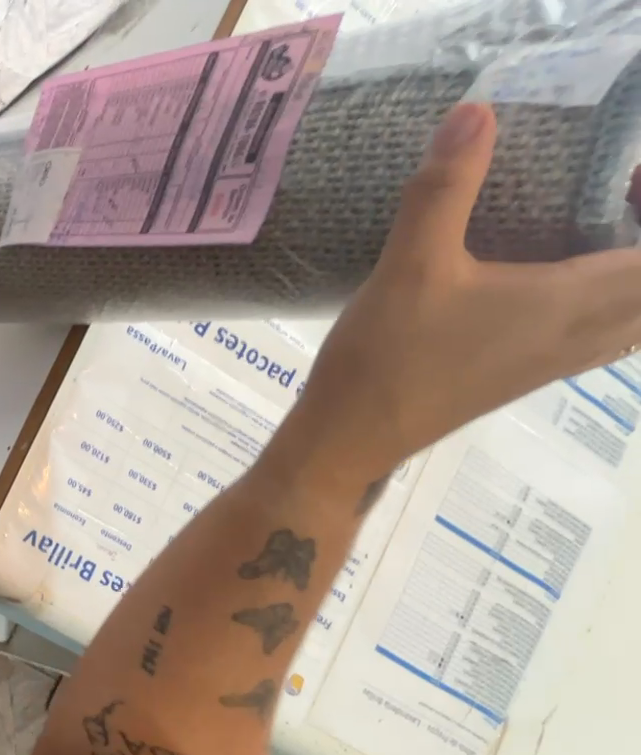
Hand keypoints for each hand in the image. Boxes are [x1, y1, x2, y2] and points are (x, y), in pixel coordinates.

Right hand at [276, 103, 640, 487]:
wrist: (346, 438)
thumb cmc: (386, 358)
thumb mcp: (407, 269)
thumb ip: (442, 193)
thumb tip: (475, 112)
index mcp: (583, 298)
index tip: (618, 178)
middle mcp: (591, 329)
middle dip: (629, 236)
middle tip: (601, 203)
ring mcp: (559, 358)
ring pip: (636, 310)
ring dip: (625, 277)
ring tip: (588, 237)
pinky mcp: (526, 374)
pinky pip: (607, 329)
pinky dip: (606, 301)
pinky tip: (558, 285)